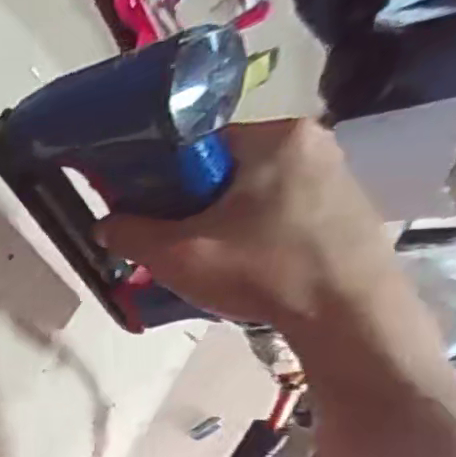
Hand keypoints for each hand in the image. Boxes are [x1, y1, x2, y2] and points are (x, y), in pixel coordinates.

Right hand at [97, 118, 399, 330]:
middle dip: (188, 204)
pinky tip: (242, 265)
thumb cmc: (263, 270)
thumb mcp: (174, 254)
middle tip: (169, 240)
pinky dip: (251, 233)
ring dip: (218, 222)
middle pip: (221, 169)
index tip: (143, 211)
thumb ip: (128, 234)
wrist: (353, 319)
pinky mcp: (348, 209)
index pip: (195, 145)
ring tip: (203, 258)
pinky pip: (277, 211)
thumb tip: (102, 226)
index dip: (159, 178)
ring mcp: (337, 176)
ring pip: (249, 193)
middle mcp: (313, 144)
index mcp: (276, 137)